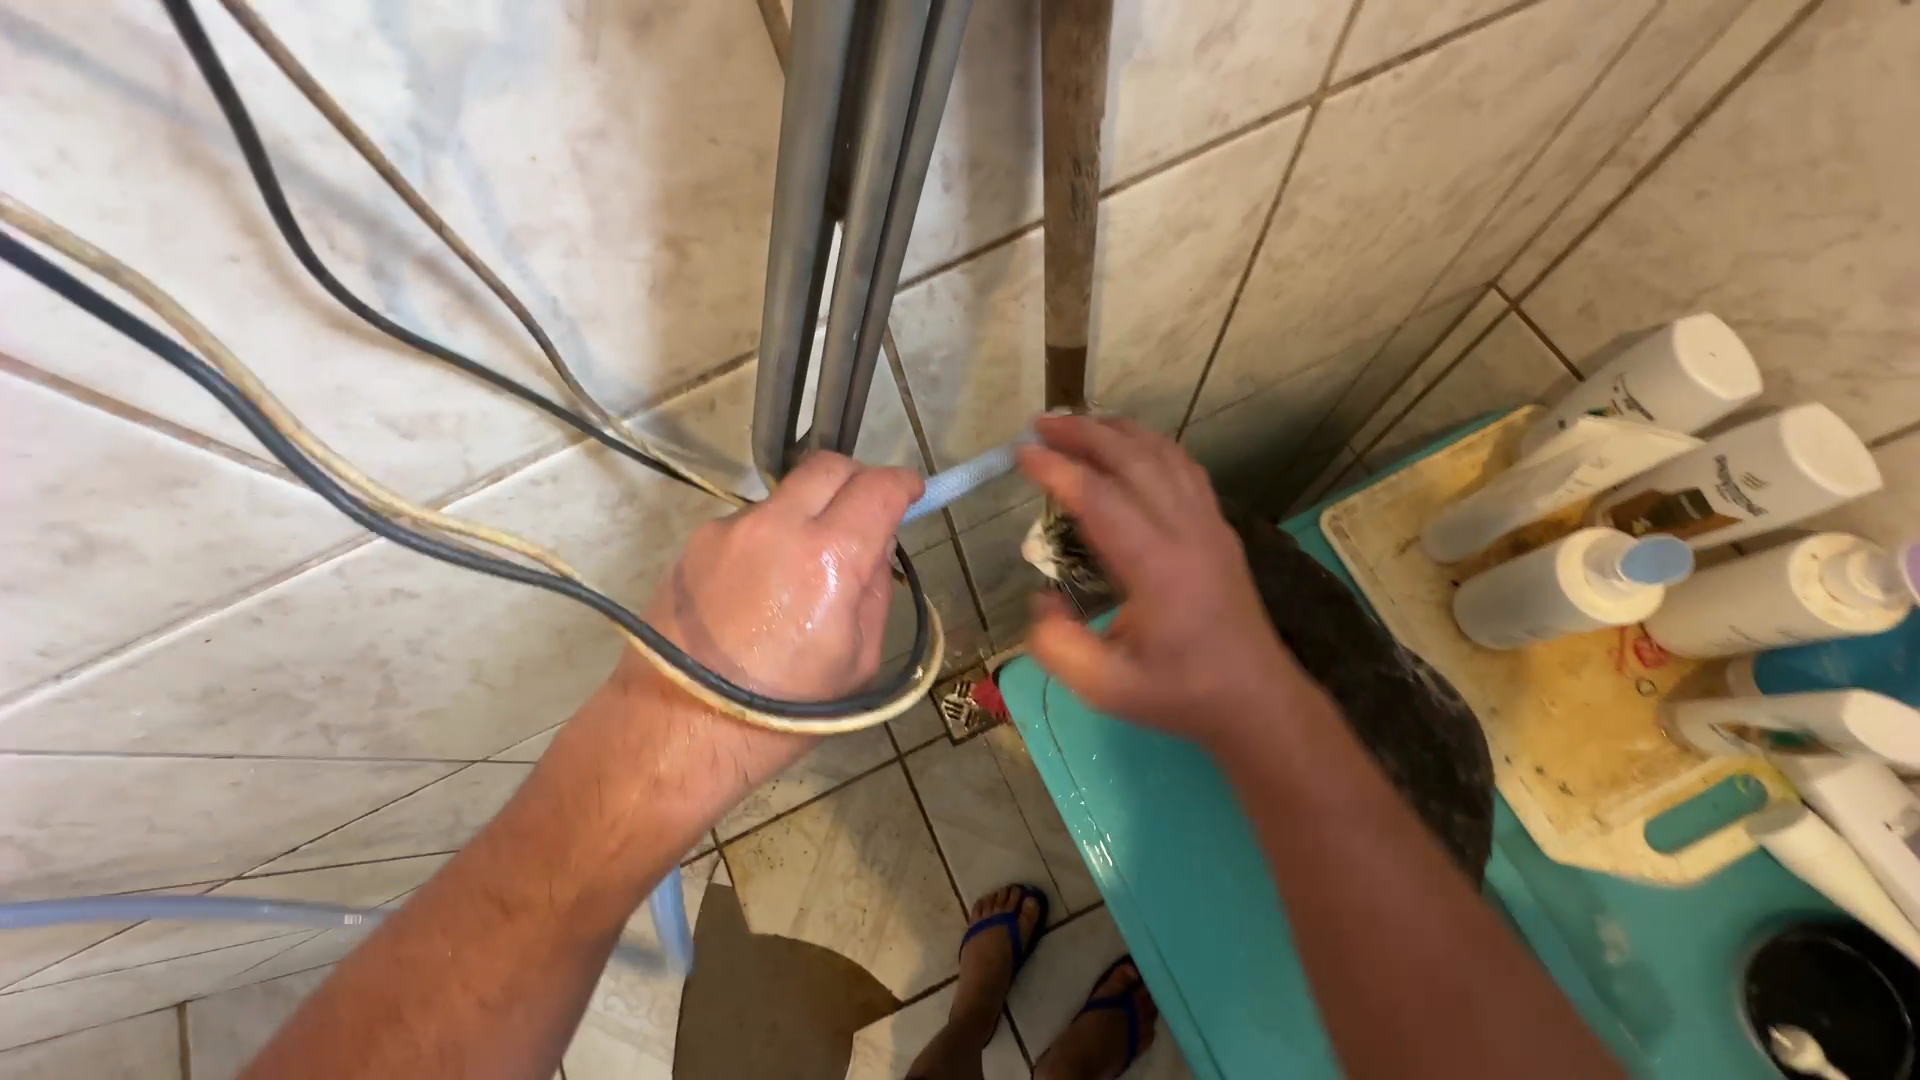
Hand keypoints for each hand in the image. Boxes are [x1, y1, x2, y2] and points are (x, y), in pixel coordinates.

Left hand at [605, 452, 922, 791]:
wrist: (678, 729)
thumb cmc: (785, 710)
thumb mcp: (860, 661)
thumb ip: (876, 591)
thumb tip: (875, 545)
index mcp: (827, 558)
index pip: (877, 488)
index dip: (903, 483)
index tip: (912, 493)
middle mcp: (776, 526)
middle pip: (828, 466)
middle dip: (859, 478)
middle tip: (869, 510)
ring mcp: (730, 529)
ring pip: (787, 496)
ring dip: (811, 513)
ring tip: (807, 569)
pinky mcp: (696, 542)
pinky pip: (751, 524)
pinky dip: (772, 540)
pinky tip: (763, 588)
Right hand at [1017, 415, 1311, 746]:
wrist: (1254, 697)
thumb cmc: (1179, 693)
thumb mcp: (1106, 687)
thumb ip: (1058, 646)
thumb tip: (1041, 598)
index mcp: (1157, 568)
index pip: (1101, 498)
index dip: (1058, 471)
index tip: (1022, 455)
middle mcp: (1187, 532)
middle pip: (1133, 460)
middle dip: (1083, 433)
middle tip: (1040, 423)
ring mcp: (1209, 525)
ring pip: (1164, 455)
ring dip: (1118, 431)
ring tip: (1078, 422)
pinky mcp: (1220, 528)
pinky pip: (1185, 468)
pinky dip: (1152, 445)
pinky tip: (1130, 445)